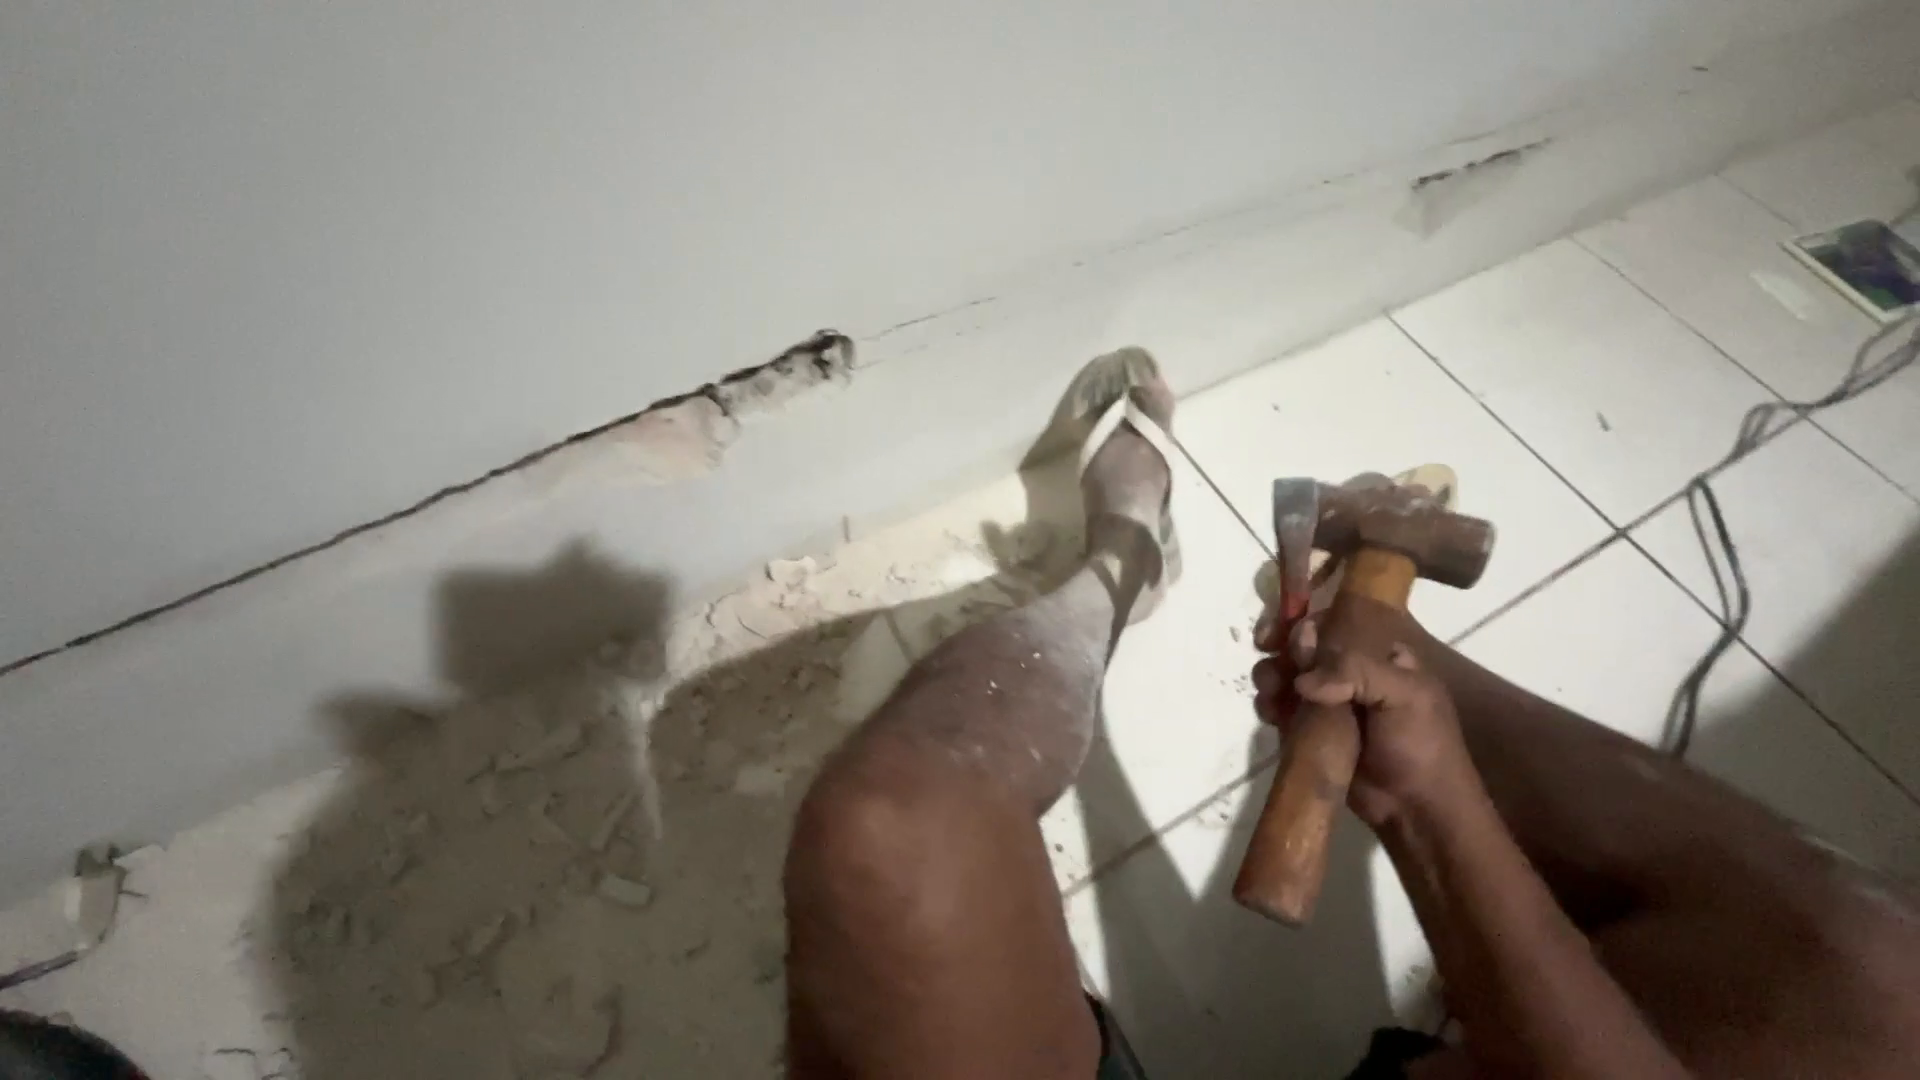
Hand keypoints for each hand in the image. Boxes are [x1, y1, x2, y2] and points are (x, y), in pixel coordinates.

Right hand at [1253, 612, 1475, 827]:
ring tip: (1271, 699)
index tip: (1278, 635)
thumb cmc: (1420, 746)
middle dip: (1280, 653)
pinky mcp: (1309, 729)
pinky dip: (1270, 706)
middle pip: (1301, 646)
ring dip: (1270, 679)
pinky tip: (1272, 717)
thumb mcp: (1403, 696)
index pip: (1334, 623)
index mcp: (1378, 654)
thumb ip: (1355, 671)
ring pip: (1285, 674)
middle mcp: (1349, 672)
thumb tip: (1300, 678)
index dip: (1303, 622)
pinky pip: (1280, 707)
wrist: (1416, 810)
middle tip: (1269, 669)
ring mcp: (1328, 702)